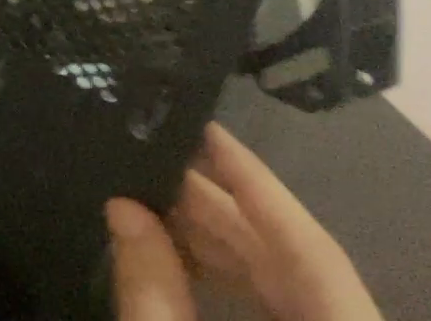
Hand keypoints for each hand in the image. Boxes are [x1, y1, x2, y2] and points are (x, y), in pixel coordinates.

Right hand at [108, 122, 382, 320]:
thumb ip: (152, 286)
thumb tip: (121, 207)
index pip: (308, 244)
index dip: (256, 182)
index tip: (205, 127)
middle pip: (287, 258)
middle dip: (210, 206)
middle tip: (143, 161)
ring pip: (279, 279)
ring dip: (208, 238)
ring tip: (143, 201)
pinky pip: (278, 304)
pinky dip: (222, 273)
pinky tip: (171, 252)